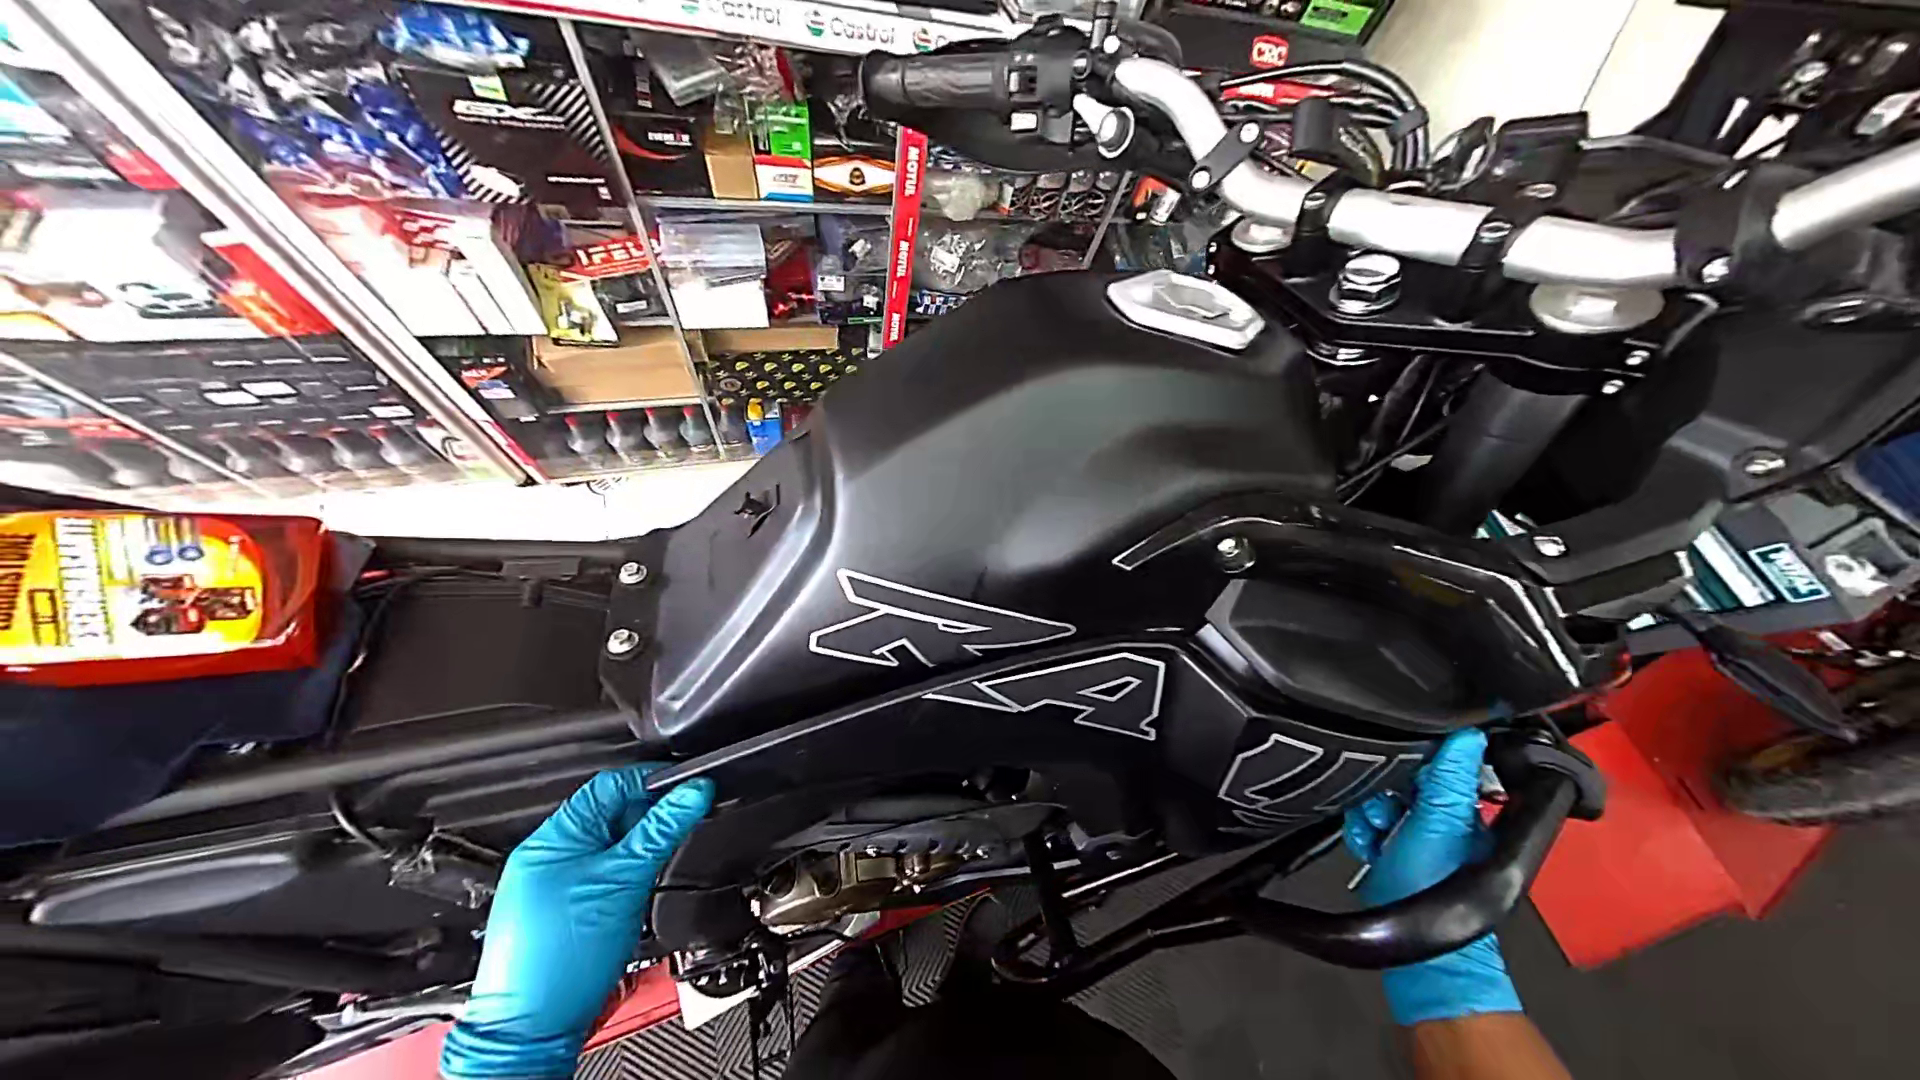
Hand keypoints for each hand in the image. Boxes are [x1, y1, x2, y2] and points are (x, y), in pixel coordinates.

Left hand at [441, 766, 714, 1078]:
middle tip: (682, 819)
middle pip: (612, 811)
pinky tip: (643, 880)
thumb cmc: (560, 961)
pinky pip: (605, 869)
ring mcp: (555, 883)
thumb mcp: (625, 881)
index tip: (685, 787)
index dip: (651, 781)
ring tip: (662, 854)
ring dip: (641, 841)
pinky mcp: (566, 907)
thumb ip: (662, 830)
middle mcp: (548, 856)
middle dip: (650, 812)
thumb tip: (694, 792)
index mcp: (553, 839)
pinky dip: (629, 866)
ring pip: (611, 841)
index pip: (610, 784)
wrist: (531, 1034)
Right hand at [1343, 728, 1521, 1026]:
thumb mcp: (1440, 824)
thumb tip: (1469, 732)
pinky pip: (1365, 823)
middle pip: (1396, 780)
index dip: (1405, 761)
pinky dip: (1361, 832)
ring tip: (1374, 835)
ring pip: (1376, 800)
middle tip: (1381, 814)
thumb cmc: (1432, 882)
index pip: (1429, 762)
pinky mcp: (1388, 847)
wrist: (1414, 943)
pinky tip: (1367, 846)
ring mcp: (1412, 834)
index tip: (1392, 771)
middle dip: (1378, 792)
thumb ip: (1449, 778)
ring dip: (1366, 814)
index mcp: (1461, 808)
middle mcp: (1439, 817)